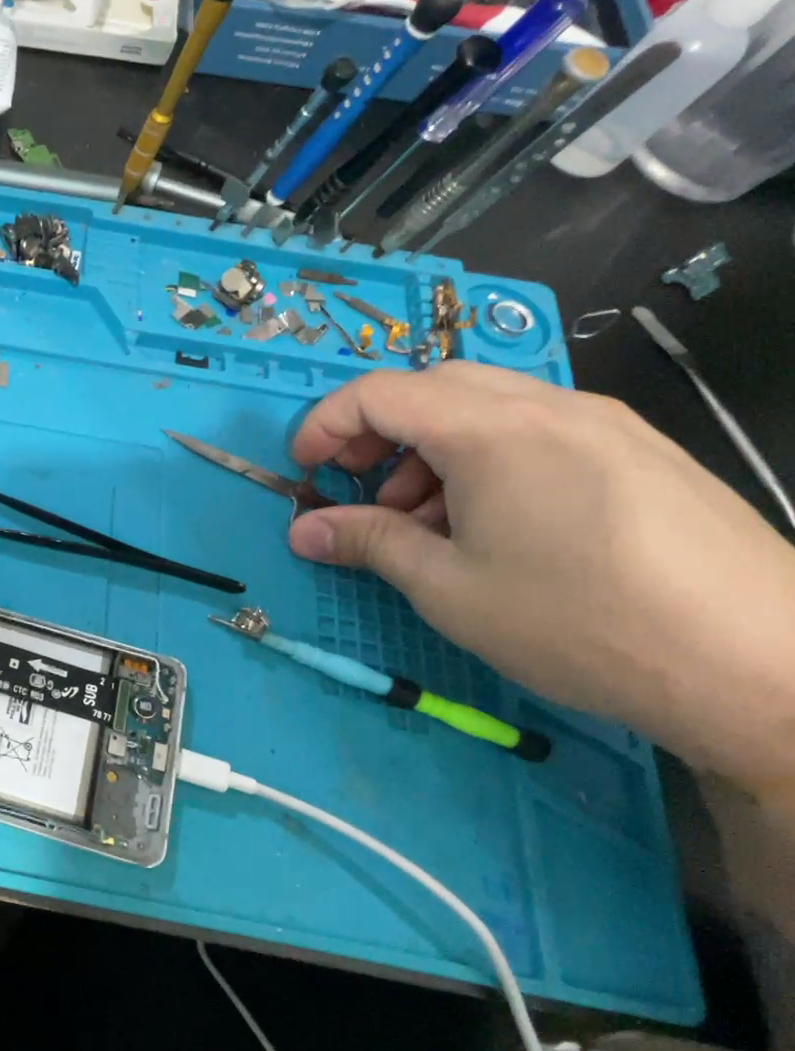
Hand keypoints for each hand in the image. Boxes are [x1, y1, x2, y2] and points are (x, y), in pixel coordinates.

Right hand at [285, 362, 794, 793]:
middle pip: (435, 386)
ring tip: (423, 521)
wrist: (760, 663)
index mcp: (492, 430)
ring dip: (432, 448)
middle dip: (378, 431)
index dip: (324, 425)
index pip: (381, 393)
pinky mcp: (642, 453)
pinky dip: (487, 459)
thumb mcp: (447, 588)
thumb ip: (367, 543)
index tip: (301, 472)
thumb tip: (303, 529)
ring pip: (489, 407)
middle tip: (355, 489)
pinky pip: (540, 431)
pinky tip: (494, 525)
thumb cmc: (576, 620)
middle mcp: (550, 408)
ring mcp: (606, 426)